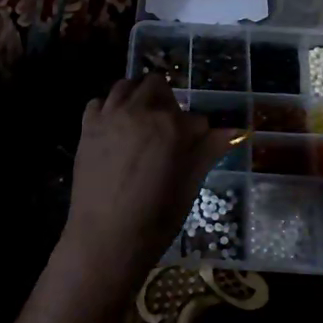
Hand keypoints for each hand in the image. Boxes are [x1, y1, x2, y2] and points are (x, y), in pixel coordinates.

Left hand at [65, 74, 240, 271]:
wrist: (106, 237)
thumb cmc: (156, 218)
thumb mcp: (190, 185)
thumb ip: (208, 151)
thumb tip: (235, 131)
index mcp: (173, 126)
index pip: (196, 119)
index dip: (199, 134)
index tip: (195, 148)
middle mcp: (141, 111)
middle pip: (158, 86)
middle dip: (167, 102)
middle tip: (167, 129)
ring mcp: (110, 116)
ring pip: (126, 86)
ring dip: (138, 96)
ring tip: (141, 120)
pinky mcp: (87, 127)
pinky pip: (98, 102)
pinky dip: (108, 108)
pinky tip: (114, 128)